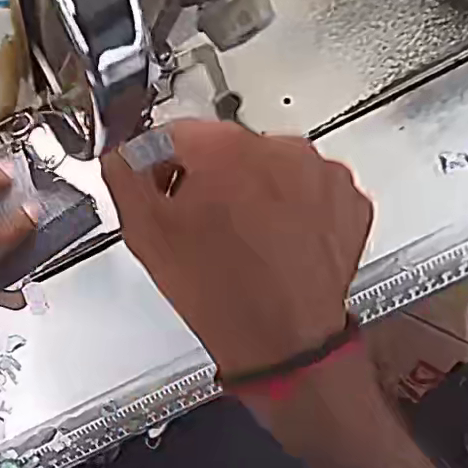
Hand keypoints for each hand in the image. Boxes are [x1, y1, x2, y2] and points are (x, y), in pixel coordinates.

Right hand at [104, 120, 372, 375]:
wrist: (279, 336)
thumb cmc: (219, 290)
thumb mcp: (146, 232)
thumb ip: (124, 178)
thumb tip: (121, 155)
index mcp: (224, 150)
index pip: (176, 131)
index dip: (159, 162)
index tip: (159, 182)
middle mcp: (279, 150)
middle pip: (224, 146)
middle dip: (206, 176)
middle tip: (197, 220)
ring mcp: (319, 174)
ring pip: (267, 164)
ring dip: (250, 188)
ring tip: (237, 235)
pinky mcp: (346, 198)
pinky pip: (305, 186)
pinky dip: (289, 205)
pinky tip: (269, 237)